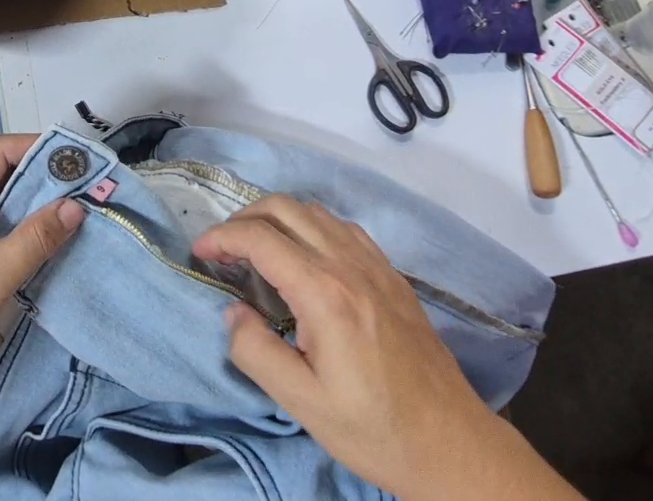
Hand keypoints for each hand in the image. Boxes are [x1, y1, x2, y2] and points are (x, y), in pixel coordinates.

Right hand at [192, 195, 509, 495]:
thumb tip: (233, 312)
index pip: (261, 238)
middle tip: (223, 247)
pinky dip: (310, 226)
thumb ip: (255, 351)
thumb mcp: (302, 403)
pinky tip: (303, 256)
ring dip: (277, 217)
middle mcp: (350, 265)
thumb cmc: (373, 428)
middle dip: (245, 217)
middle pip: (286, 208)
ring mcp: (375, 265)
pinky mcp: (391, 275)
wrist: (451, 444)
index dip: (222, 237)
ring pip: (315, 211)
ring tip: (256, 248)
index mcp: (325, 294)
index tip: (200, 252)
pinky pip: (342, 227)